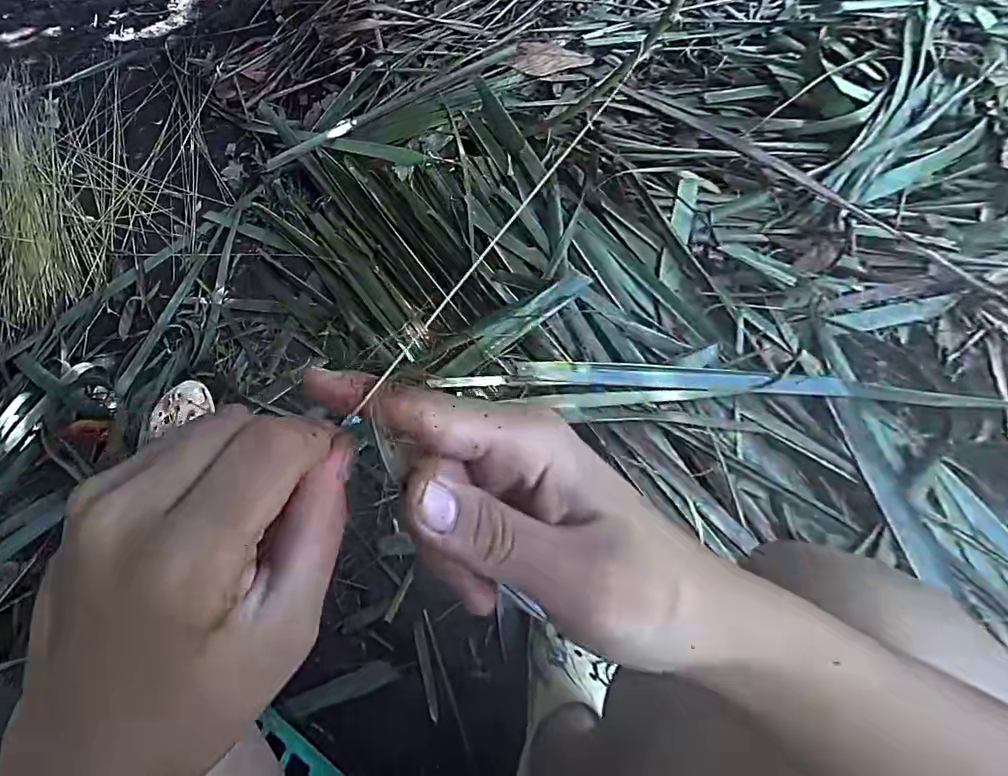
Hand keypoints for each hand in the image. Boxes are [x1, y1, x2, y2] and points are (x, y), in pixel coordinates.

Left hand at [0, 406, 350, 775]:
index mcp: (184, 556)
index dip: (313, 442)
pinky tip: (195, 515)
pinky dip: (199, 462)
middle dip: (277, 447)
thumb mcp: (283, 634)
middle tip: (284, 505)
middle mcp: (130, 508)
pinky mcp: (84, 492)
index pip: (269, 443)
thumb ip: (319, 531)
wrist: (83, 742)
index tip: (330, 465)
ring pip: (202, 425)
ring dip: (237, 452)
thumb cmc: (196, 703)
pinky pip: (167, 443)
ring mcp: (97, 495)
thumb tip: (334, 450)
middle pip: (235, 423)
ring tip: (236, 517)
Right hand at [302, 369, 754, 672]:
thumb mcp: (575, 576)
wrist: (696, 626)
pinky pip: (445, 518)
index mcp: (526, 437)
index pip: (430, 410)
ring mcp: (499, 470)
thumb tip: (411, 491)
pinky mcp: (497, 499)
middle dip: (426, 521)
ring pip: (427, 496)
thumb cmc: (651, 594)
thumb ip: (490, 533)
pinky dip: (454, 558)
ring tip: (489, 593)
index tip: (311, 382)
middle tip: (469, 580)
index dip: (369, 393)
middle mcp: (505, 441)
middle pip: (419, 460)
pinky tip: (488, 591)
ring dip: (444, 549)